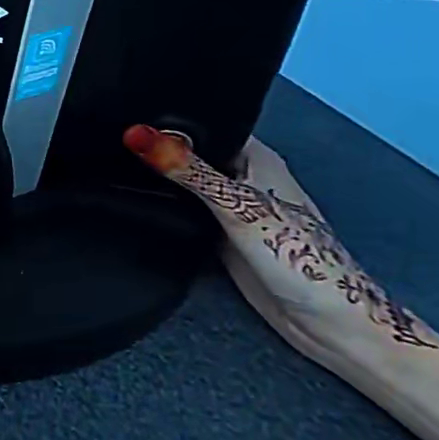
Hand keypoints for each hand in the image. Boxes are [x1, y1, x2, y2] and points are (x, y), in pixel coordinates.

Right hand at [122, 126, 436, 365]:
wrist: (326, 324)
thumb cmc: (298, 257)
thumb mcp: (235, 205)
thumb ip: (185, 170)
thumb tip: (138, 134)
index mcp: (255, 157)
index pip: (204, 124)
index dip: (166, 119)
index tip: (123, 115)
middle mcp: (242, 177)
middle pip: (190, 154)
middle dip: (158, 151)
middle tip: (111, 144)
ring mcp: (232, 208)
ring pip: (184, 184)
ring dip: (160, 181)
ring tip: (116, 169)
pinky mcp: (220, 235)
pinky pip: (184, 212)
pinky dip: (165, 207)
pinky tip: (139, 203)